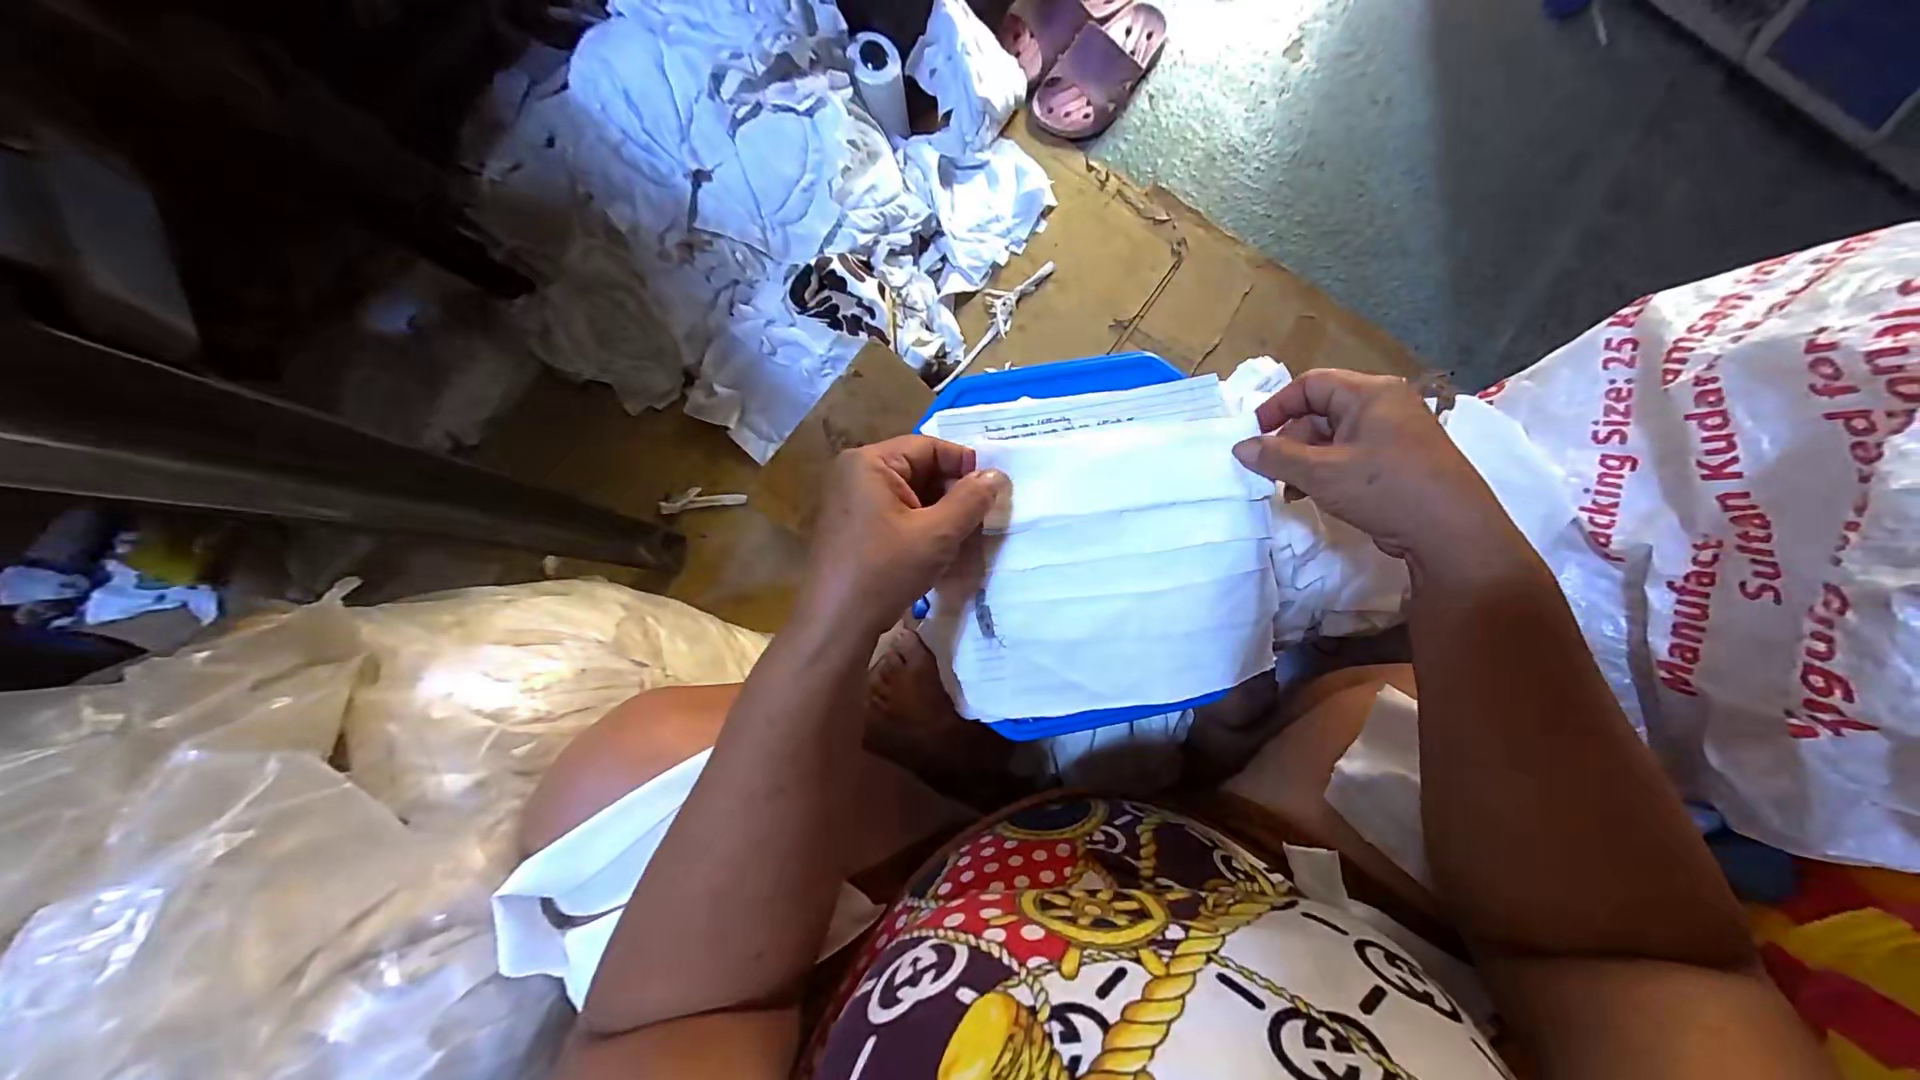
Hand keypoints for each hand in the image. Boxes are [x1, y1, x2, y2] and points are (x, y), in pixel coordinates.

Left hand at [796, 435, 1006, 637]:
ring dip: (941, 513)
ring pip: (910, 495)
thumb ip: (971, 500)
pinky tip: (940, 551)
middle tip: (982, 518)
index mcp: (868, 462)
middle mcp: (855, 474)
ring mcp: (851, 502)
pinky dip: (921, 527)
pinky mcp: (853, 528)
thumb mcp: (937, 534)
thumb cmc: (885, 571)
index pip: (928, 447)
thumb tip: (995, 475)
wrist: (836, 624)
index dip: (964, 465)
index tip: (992, 491)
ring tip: (965, 537)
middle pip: (918, 469)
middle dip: (953, 493)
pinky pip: (896, 515)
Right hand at [1233, 370, 1522, 569]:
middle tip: (1271, 472)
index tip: (1251, 436)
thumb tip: (1240, 447)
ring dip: (1303, 463)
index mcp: (1371, 394)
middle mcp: (1383, 406)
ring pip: (1330, 438)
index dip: (1276, 407)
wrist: (1452, 534)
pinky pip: (1347, 457)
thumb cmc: (1386, 489)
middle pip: (1318, 412)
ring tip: (1291, 491)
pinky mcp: (1395, 461)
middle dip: (1289, 443)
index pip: (1310, 384)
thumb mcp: (1321, 472)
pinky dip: (1324, 473)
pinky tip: (1313, 496)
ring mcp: (1391, 434)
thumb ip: (1275, 457)